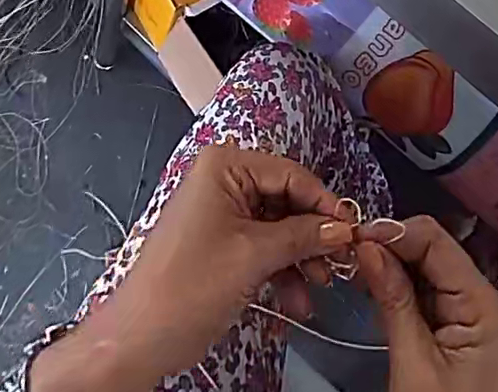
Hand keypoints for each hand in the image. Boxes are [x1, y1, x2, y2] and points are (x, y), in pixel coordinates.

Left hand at [29, 146, 358, 391]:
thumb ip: (301, 236)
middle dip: (311, 234)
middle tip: (336, 265)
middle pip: (284, 197)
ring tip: (314, 288)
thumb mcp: (253, 256)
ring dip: (299, 256)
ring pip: (277, 224)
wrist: (143, 333)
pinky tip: (294, 298)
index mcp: (223, 165)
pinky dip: (280, 267)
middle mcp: (221, 178)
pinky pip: (261, 243)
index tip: (354, 232)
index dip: (323, 202)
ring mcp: (220, 208)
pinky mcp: (220, 237)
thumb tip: (341, 227)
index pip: (288, 172)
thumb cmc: (190, 284)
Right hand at [354, 216, 497, 391]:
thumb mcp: (413, 365)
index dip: (391, 231)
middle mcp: (487, 302)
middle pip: (432, 249)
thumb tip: (366, 242)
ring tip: (355, 271)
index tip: (351, 239)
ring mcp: (478, 317)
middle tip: (348, 255)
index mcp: (486, 307)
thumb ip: (392, 297)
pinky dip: (400, 285)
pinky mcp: (464, 330)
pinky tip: (374, 288)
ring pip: (427, 266)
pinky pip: (429, 290)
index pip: (434, 240)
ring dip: (390, 264)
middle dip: (389, 246)